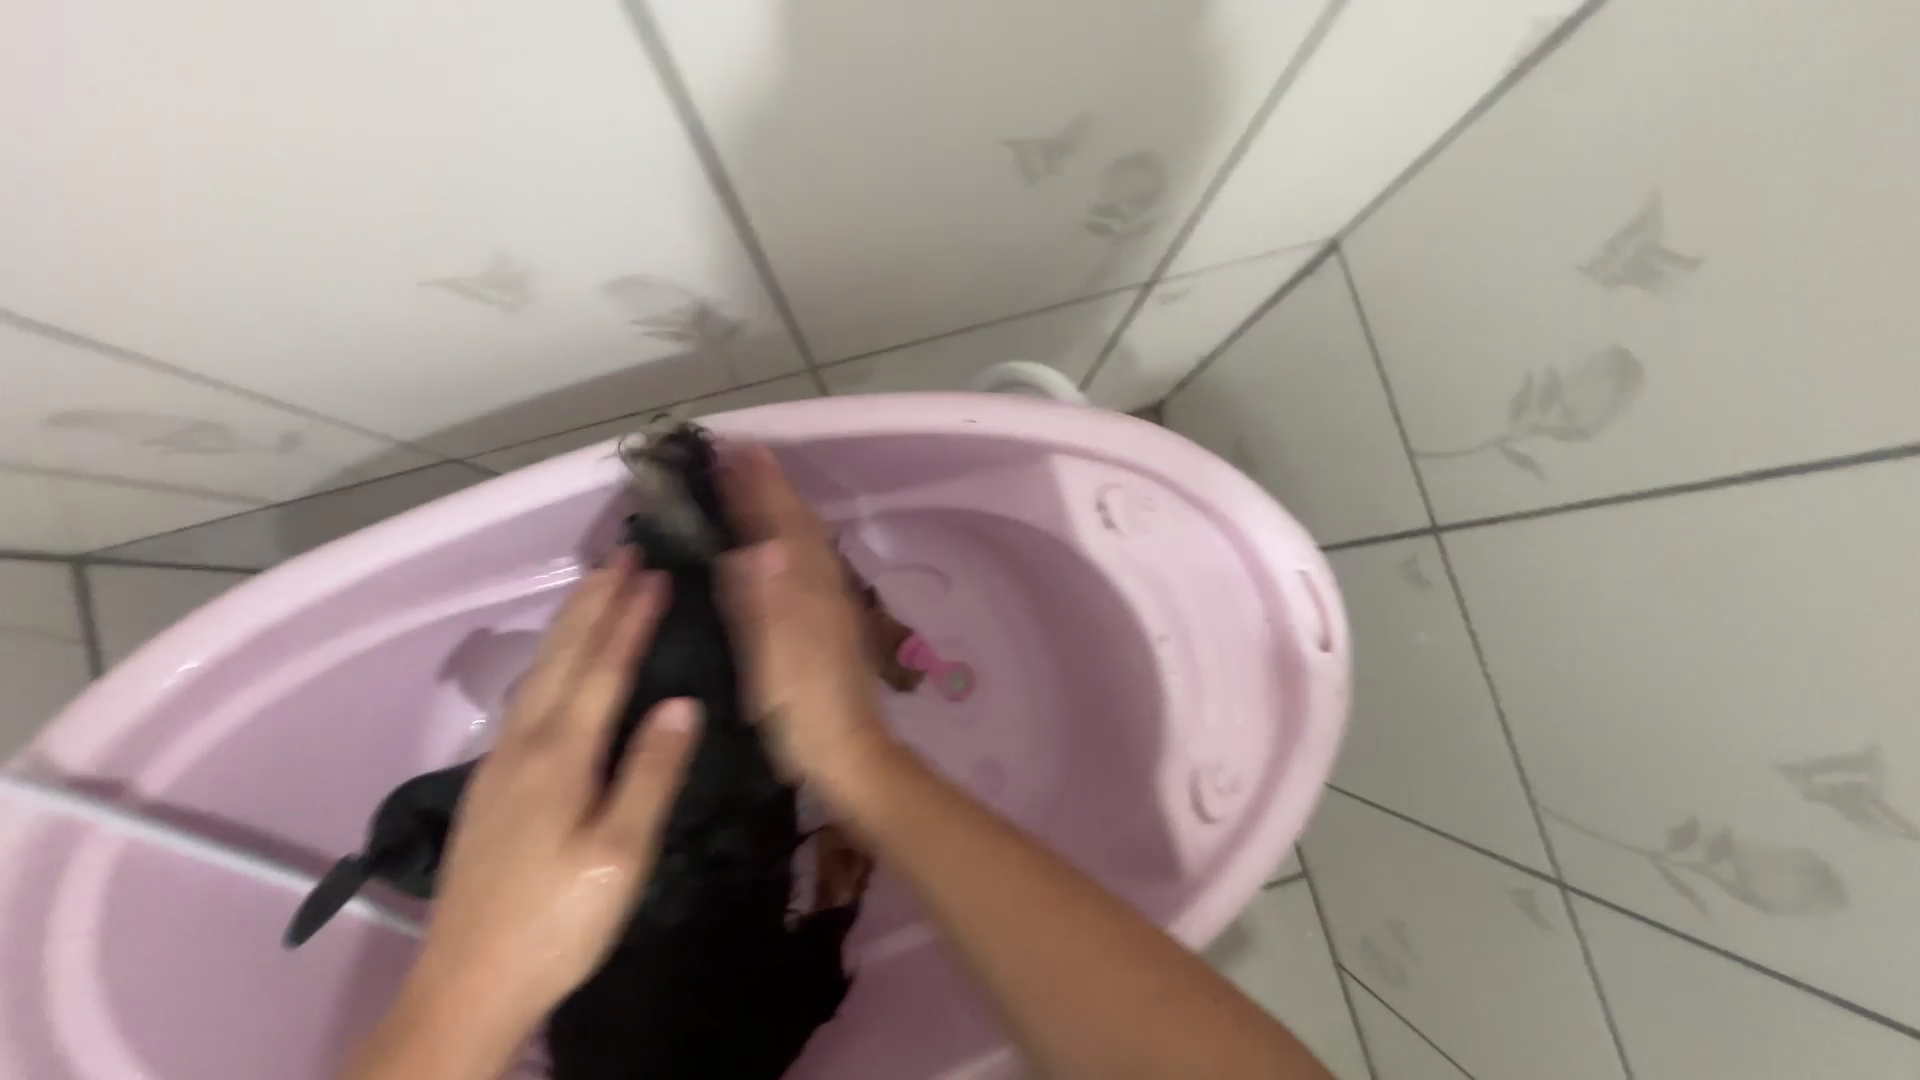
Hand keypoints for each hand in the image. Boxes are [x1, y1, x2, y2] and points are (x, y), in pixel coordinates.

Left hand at [405, 548, 701, 1029]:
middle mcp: (524, 745)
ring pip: (540, 673)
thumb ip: (651, 773)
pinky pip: (529, 697)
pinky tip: (559, 666)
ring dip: (570, 625)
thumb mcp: (621, 853)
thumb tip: (683, 701)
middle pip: (562, 657)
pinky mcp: (491, 785)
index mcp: (560, 756)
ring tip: (594, 588)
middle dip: (594, 601)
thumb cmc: (559, 922)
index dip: (630, 618)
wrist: (465, 987)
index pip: (602, 668)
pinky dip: (553, 661)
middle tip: (621, 553)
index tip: (654, 572)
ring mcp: (500, 763)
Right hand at [719, 443, 894, 785]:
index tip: (734, 451)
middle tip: (744, 453)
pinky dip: (794, 536)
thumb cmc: (802, 715)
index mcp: (806, 593)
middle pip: (799, 525)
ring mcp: (832, 604)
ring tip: (762, 481)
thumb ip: (764, 606)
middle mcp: (824, 588)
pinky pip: (811, 561)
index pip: (780, 526)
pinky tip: (784, 543)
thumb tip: (756, 547)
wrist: (851, 753)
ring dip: (785, 506)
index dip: (758, 488)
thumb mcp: (775, 664)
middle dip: (772, 487)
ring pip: (808, 540)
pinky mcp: (832, 622)